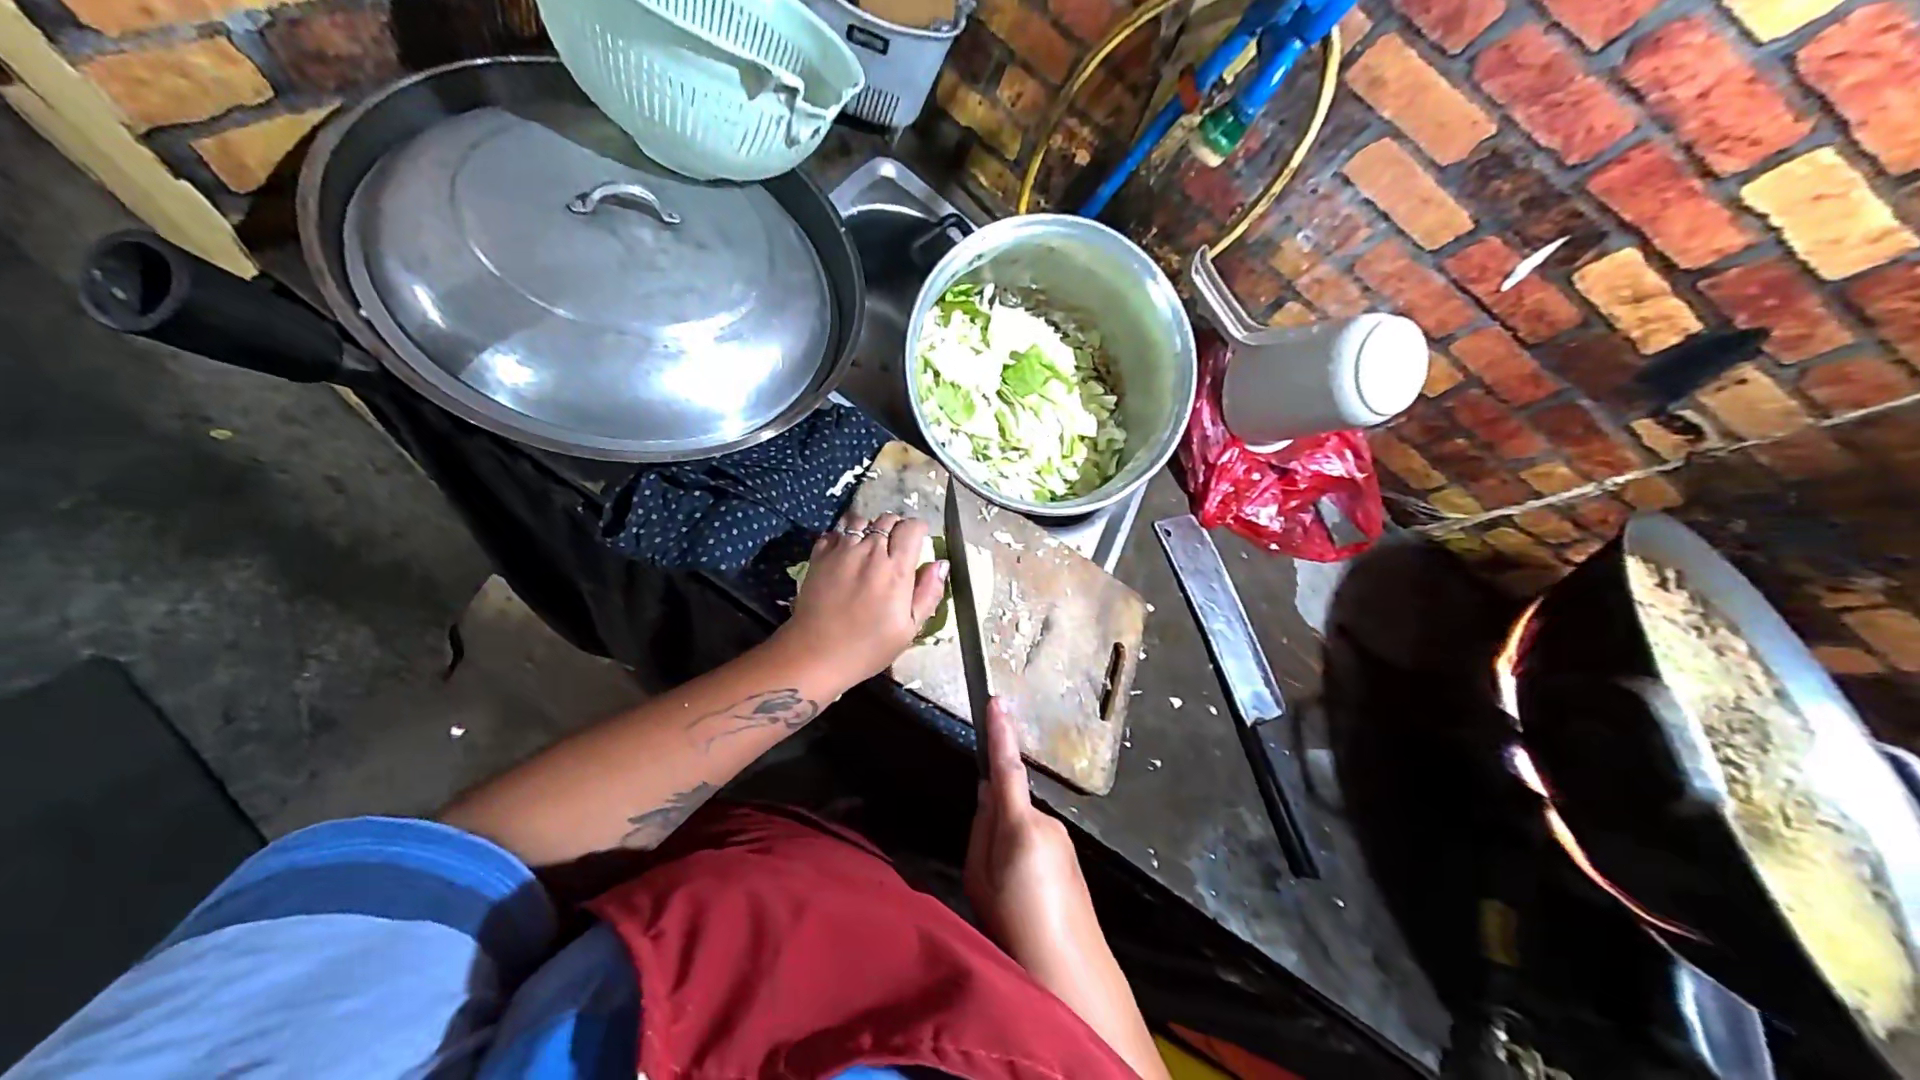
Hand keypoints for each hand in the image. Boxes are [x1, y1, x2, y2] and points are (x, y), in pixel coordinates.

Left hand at [781, 511, 947, 686]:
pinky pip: (835, 532)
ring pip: (860, 520)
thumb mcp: (909, 629)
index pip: (911, 527)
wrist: (815, 654)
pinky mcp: (819, 555)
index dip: (918, 530)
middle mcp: (869, 551)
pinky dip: (844, 536)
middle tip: (895, 548)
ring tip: (870, 548)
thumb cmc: (868, 647)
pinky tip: (846, 553)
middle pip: (887, 519)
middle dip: (896, 528)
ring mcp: (841, 550)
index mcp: (895, 568)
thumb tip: (941, 564)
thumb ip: (928, 593)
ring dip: (869, 529)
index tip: (918, 543)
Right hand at [964, 698, 1173, 1079]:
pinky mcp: (1071, 859)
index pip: (1006, 767)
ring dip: (1007, 846)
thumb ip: (981, 829)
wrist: (1071, 974)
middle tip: (984, 873)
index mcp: (1021, 824)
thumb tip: (988, 792)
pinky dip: (1022, 859)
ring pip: (1021, 827)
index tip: (996, 701)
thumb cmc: (1015, 924)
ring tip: (1003, 896)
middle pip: (1009, 804)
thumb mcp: (979, 878)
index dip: (999, 733)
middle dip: (992, 823)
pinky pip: (1036, 844)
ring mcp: (1063, 842)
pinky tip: (1023, 900)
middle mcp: (1048, 823)